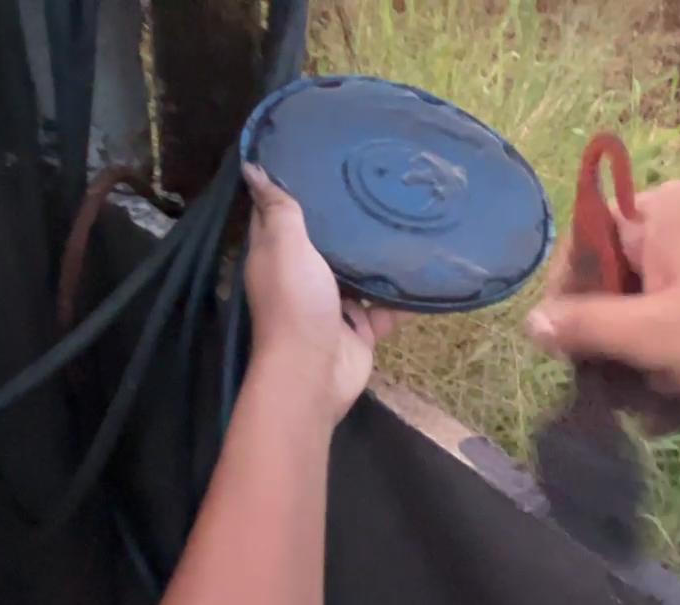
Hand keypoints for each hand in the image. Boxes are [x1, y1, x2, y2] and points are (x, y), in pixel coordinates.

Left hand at [241, 163, 405, 424]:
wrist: (316, 372)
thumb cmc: (296, 304)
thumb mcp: (285, 247)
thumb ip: (279, 209)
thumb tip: (252, 167)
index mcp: (277, 256)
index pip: (278, 214)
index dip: (290, 185)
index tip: (313, 156)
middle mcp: (304, 278)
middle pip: (324, 242)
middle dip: (344, 218)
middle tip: (372, 180)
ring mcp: (334, 305)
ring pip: (358, 274)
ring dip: (378, 255)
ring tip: (405, 217)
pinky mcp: (361, 329)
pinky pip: (387, 308)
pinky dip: (404, 296)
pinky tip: (427, 270)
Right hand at [526, 181, 679, 404]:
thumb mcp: (650, 338)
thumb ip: (584, 327)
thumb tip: (530, 323)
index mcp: (664, 208)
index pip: (587, 243)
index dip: (568, 297)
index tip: (566, 348)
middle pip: (620, 273)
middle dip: (613, 335)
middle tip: (615, 383)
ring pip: (652, 297)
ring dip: (644, 351)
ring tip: (655, 398)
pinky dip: (676, 344)